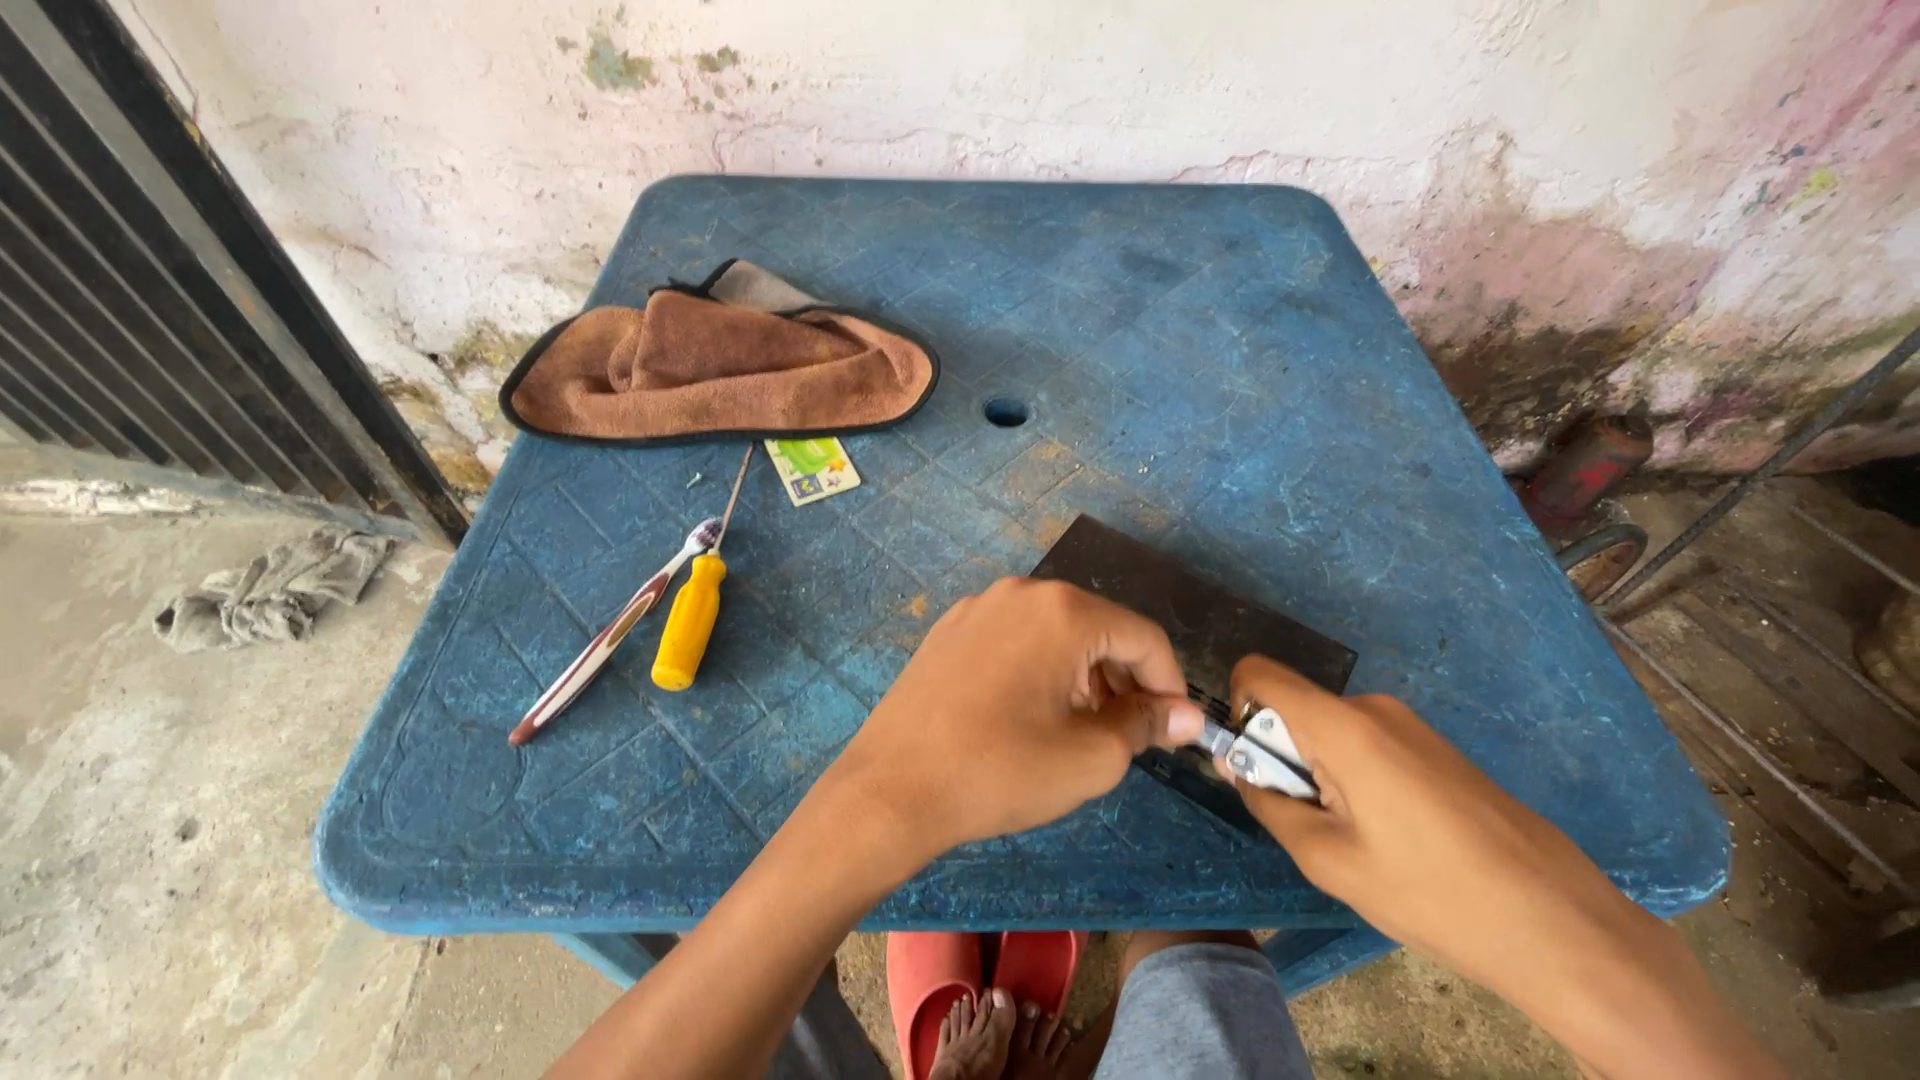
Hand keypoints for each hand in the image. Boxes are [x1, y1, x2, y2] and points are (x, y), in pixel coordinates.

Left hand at [825, 578, 1203, 863]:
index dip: (1169, 684)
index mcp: (1063, 611)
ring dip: (1082, 677)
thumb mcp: (1091, 757)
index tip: (1175, 730)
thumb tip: (1185, 715)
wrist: (890, 789)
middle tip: (1129, 736)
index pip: (1144, 638)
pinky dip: (1038, 671)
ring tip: (1080, 730)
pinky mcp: (947, 632)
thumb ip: (1147, 725)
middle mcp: (1020, 593)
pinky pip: (1013, 642)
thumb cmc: (1000, 771)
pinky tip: (1028, 716)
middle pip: (1098, 630)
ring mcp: (976, 608)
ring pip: (1054, 635)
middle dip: (1124, 681)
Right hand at [1224, 655, 1655, 1000]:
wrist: (1558, 923)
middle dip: (1283, 758)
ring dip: (1320, 774)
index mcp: (1344, 727)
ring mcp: (1411, 725)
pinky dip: (1354, 778)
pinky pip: (1366, 745)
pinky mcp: (1435, 747)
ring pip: (1329, 732)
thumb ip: (1267, 801)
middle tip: (1316, 827)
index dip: (1236, 711)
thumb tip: (1238, 765)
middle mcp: (1374, 708)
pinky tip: (1394, 837)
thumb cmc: (1431, 893)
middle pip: (1294, 710)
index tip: (1255, 770)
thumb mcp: (1327, 859)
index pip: (1259, 674)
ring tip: (1360, 840)